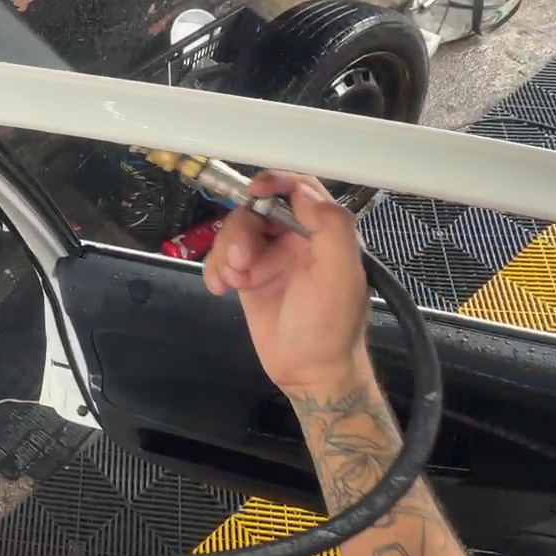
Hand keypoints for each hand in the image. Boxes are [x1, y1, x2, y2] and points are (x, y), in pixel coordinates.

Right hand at [204, 171, 369, 394]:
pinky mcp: (246, 276)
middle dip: (241, 232)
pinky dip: (214, 269)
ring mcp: (267, 257)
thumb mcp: (342, 277)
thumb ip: (332, 229)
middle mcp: (294, 239)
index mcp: (323, 233)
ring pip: (233, 233)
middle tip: (242, 261)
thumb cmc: (330, 327)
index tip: (256, 191)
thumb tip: (305, 193)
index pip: (299, 190)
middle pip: (256, 210)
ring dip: (226, 253)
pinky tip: (220, 289)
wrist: (307, 372)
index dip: (276, 182)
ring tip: (233, 281)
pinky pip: (220, 258)